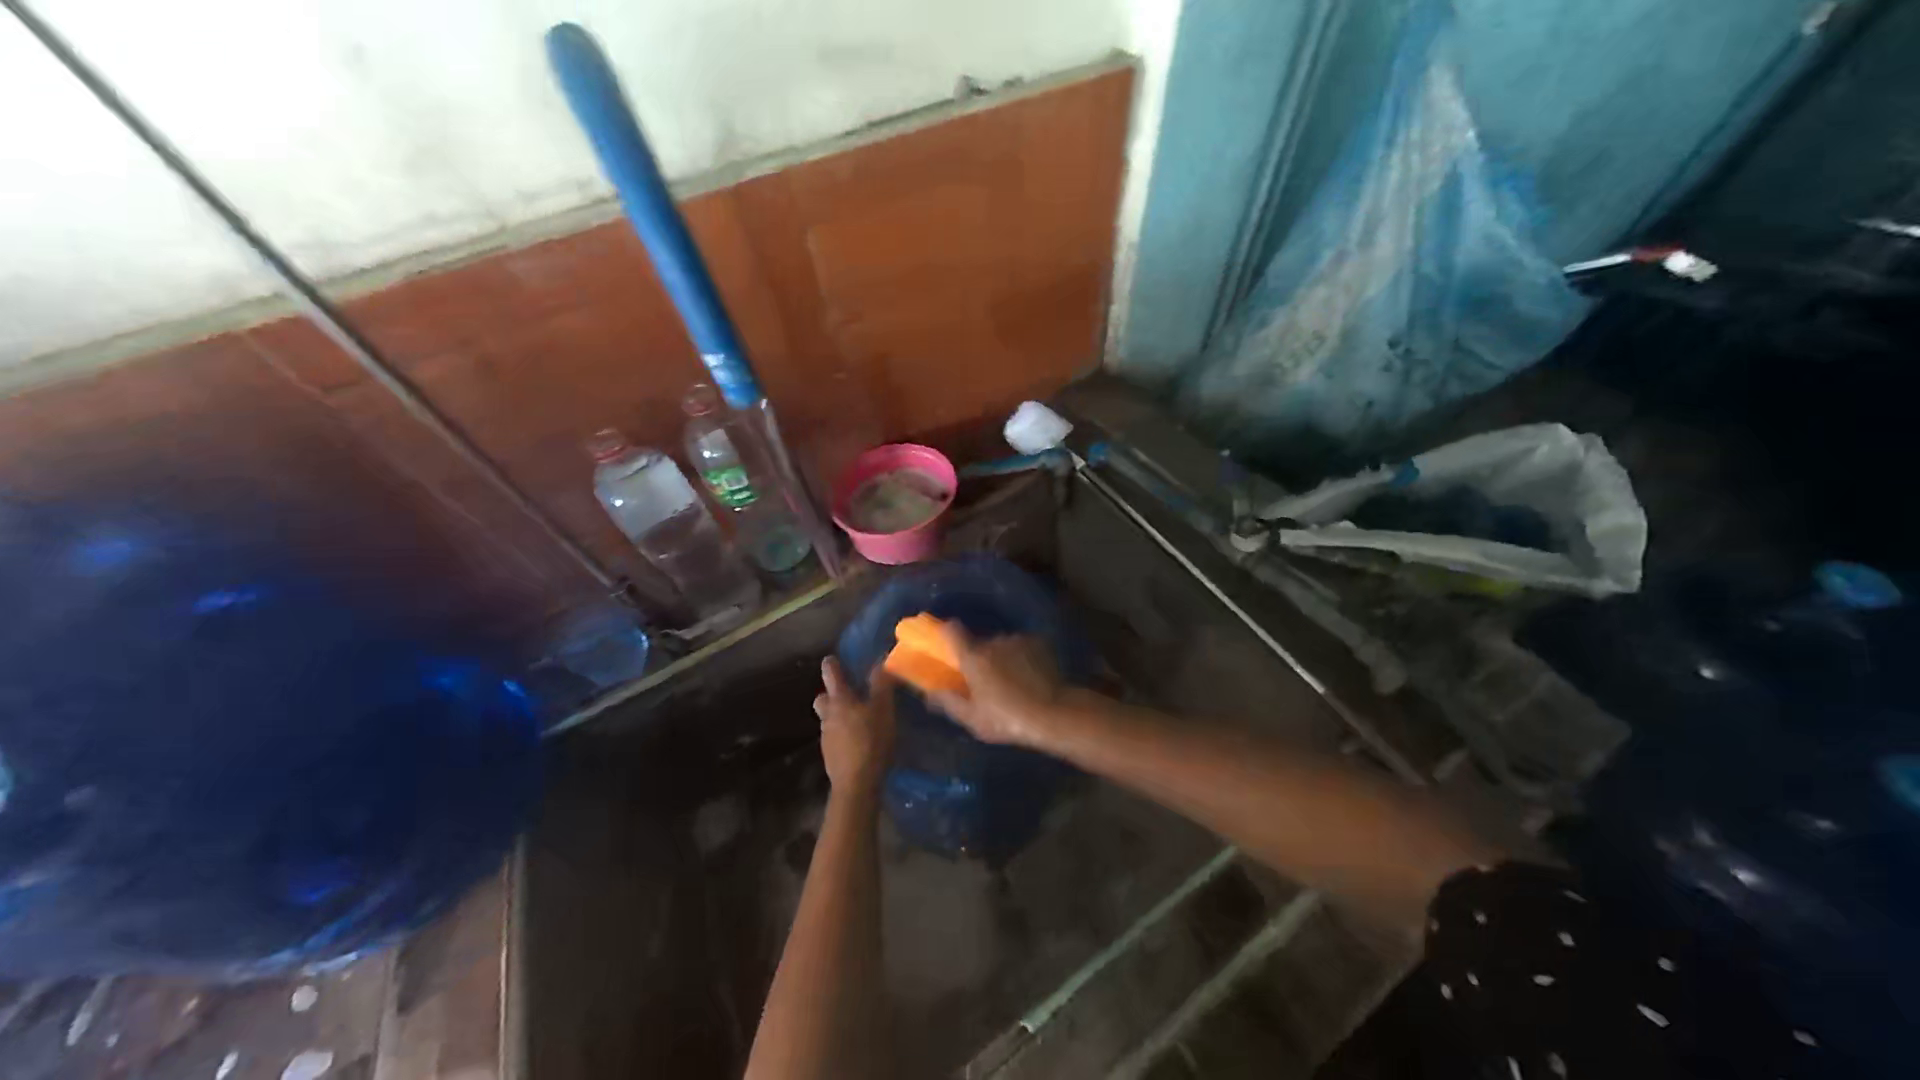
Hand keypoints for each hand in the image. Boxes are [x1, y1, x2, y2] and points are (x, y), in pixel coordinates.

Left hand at [815, 657, 895, 791]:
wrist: (856, 783)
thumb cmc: (871, 740)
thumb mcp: (883, 709)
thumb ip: (881, 685)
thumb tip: (879, 662)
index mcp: (840, 700)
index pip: (830, 674)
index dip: (832, 664)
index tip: (834, 659)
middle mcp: (828, 715)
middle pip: (822, 698)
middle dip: (831, 694)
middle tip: (849, 695)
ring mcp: (826, 737)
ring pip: (828, 719)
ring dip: (838, 716)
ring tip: (859, 720)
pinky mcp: (830, 755)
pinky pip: (834, 738)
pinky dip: (843, 735)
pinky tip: (858, 742)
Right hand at [926, 630, 1065, 747]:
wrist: (1052, 714)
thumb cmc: (1006, 719)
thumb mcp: (972, 718)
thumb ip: (949, 701)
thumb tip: (930, 692)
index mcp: (972, 657)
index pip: (952, 630)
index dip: (948, 633)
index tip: (949, 644)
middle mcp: (993, 642)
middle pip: (980, 643)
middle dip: (981, 656)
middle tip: (987, 680)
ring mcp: (1018, 640)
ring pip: (1003, 645)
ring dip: (1003, 657)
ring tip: (1013, 681)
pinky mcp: (1039, 644)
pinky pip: (1023, 646)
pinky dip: (1023, 657)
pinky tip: (1031, 676)